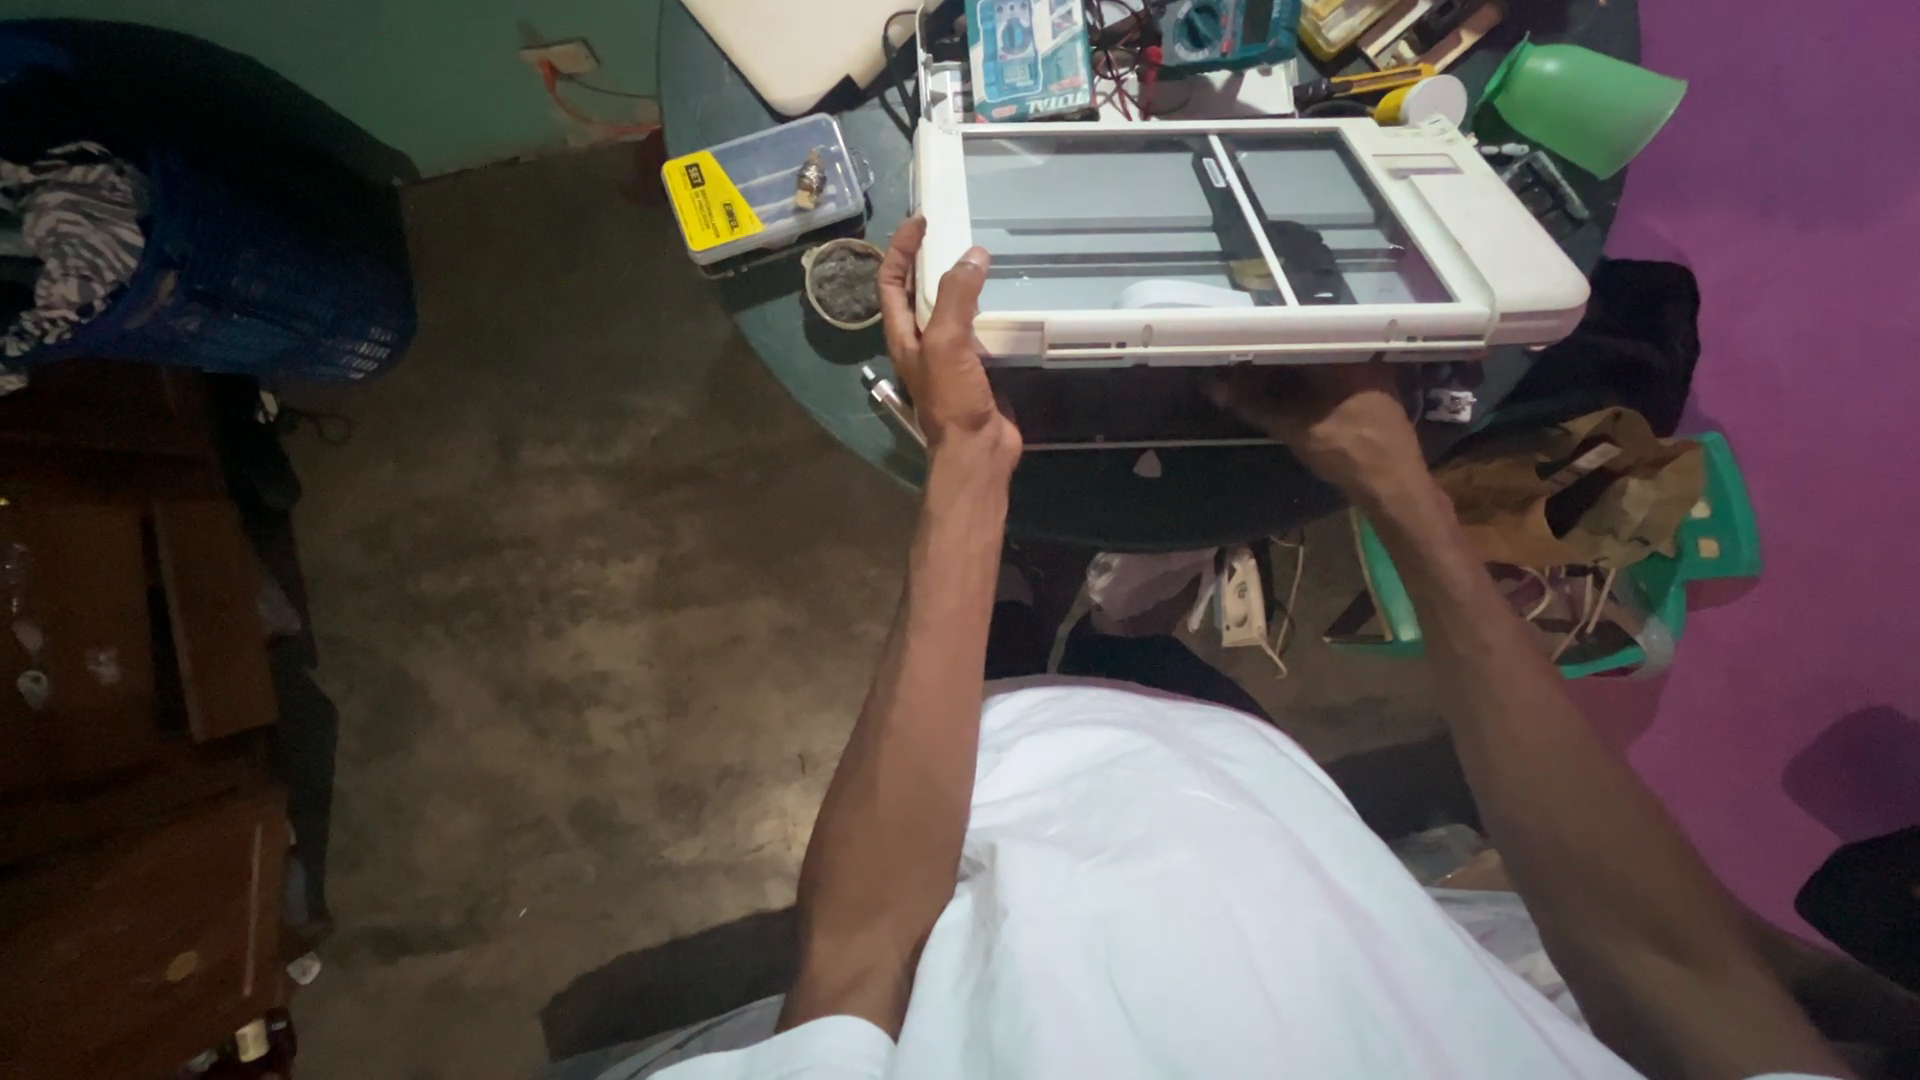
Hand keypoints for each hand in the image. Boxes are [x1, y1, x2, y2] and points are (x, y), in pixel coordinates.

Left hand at [878, 217, 1021, 474]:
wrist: (978, 448)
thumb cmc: (952, 398)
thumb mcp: (947, 341)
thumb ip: (956, 296)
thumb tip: (973, 256)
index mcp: (903, 335)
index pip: (890, 282)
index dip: (900, 249)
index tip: (922, 222)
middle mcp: (921, 342)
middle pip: (918, 292)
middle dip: (930, 261)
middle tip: (953, 232)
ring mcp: (949, 356)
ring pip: (950, 310)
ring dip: (961, 284)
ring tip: (980, 258)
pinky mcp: (976, 367)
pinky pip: (978, 329)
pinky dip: (986, 309)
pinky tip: (1003, 298)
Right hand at [1210, 363, 1424, 496]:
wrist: (1392, 485)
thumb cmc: (1346, 451)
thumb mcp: (1294, 428)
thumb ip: (1254, 405)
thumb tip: (1216, 388)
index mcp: (1346, 355)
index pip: (1294, 340)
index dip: (1261, 349)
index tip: (1236, 355)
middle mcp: (1361, 357)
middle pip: (1307, 351)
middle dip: (1273, 363)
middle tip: (1242, 372)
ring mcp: (1369, 376)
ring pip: (1318, 367)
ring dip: (1288, 376)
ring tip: (1257, 383)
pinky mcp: (1370, 395)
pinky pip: (1331, 380)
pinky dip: (1307, 386)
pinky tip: (1287, 397)